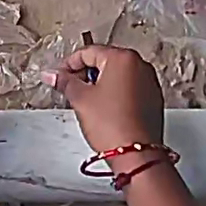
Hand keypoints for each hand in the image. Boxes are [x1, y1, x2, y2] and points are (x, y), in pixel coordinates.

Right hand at [46, 45, 164, 156]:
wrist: (135, 153)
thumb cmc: (112, 125)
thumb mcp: (80, 99)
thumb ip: (64, 82)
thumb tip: (52, 75)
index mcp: (122, 58)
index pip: (89, 52)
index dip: (69, 64)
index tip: (60, 76)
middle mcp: (140, 66)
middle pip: (105, 61)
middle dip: (85, 74)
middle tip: (71, 89)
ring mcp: (149, 82)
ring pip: (118, 75)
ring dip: (100, 84)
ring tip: (87, 102)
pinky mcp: (153, 99)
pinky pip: (129, 89)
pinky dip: (114, 94)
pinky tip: (104, 110)